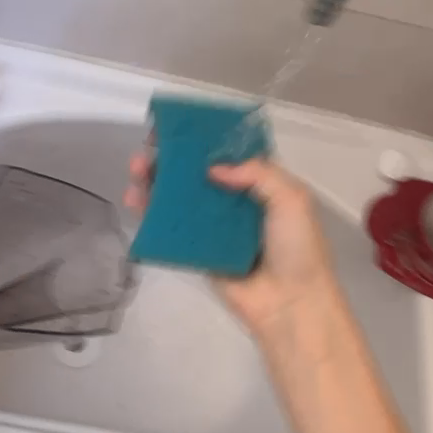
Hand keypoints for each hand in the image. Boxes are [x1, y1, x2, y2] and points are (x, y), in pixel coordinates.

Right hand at [126, 153, 342, 337]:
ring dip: (155, 183)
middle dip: (170, 161)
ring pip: (178, 200)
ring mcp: (212, 229)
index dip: (203, 140)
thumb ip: (258, 174)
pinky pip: (170, 231)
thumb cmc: (297, 249)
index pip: (227, 155)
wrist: (291, 304)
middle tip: (149, 150)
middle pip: (195, 176)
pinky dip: (150, 216)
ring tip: (136, 170)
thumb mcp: (292, 200)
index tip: (177, 128)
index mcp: (260, 186)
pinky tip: (135, 201)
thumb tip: (212, 168)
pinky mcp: (196, 253)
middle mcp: (233, 203)